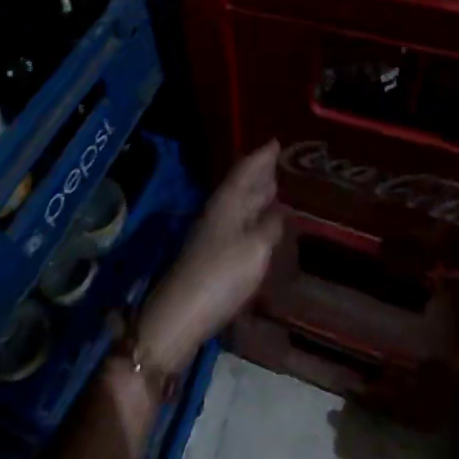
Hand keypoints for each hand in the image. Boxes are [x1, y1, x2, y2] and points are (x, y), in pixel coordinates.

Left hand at [133, 141, 283, 372]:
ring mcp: (211, 235)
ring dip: (254, 195)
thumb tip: (278, 211)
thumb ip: (269, 227)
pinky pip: (236, 224)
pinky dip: (251, 217)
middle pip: (239, 186)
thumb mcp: (255, 249)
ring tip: (272, 187)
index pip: (245, 171)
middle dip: (258, 174)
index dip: (261, 157)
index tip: (276, 142)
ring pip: (237, 205)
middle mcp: (217, 213)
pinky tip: (259, 225)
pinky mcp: (211, 256)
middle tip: (276, 162)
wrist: (180, 315)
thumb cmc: (221, 276)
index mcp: (226, 204)